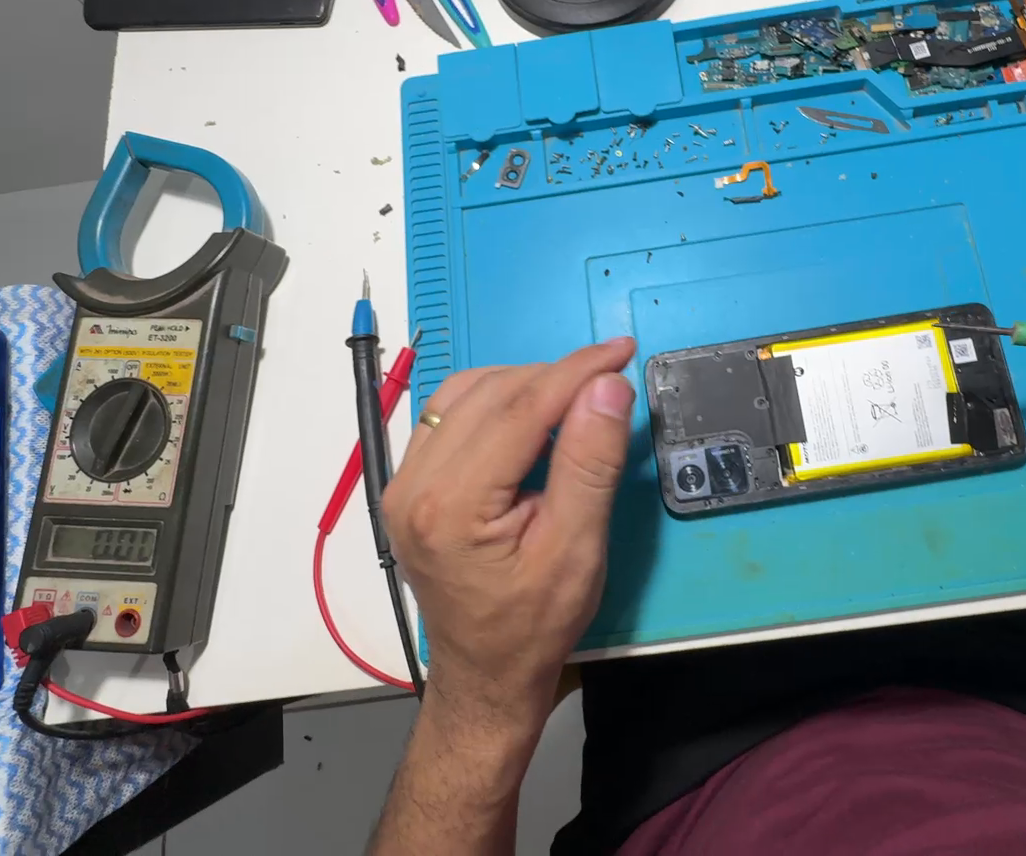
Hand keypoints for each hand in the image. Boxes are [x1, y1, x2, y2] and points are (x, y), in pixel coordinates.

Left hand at [384, 338, 637, 731]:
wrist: (486, 675)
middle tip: (608, 380)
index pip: (520, 408)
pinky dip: (497, 398)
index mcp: (451, 505)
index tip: (622, 349)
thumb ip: (589, 464)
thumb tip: (607, 386)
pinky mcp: (409, 481)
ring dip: (525, 382)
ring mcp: (403, 480)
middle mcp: (413, 482)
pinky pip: (451, 412)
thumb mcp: (577, 550)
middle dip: (556, 374)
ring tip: (575, 397)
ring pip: (466, 393)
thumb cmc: (535, 625)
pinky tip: (532, 414)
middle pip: (491, 392)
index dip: (577, 371)